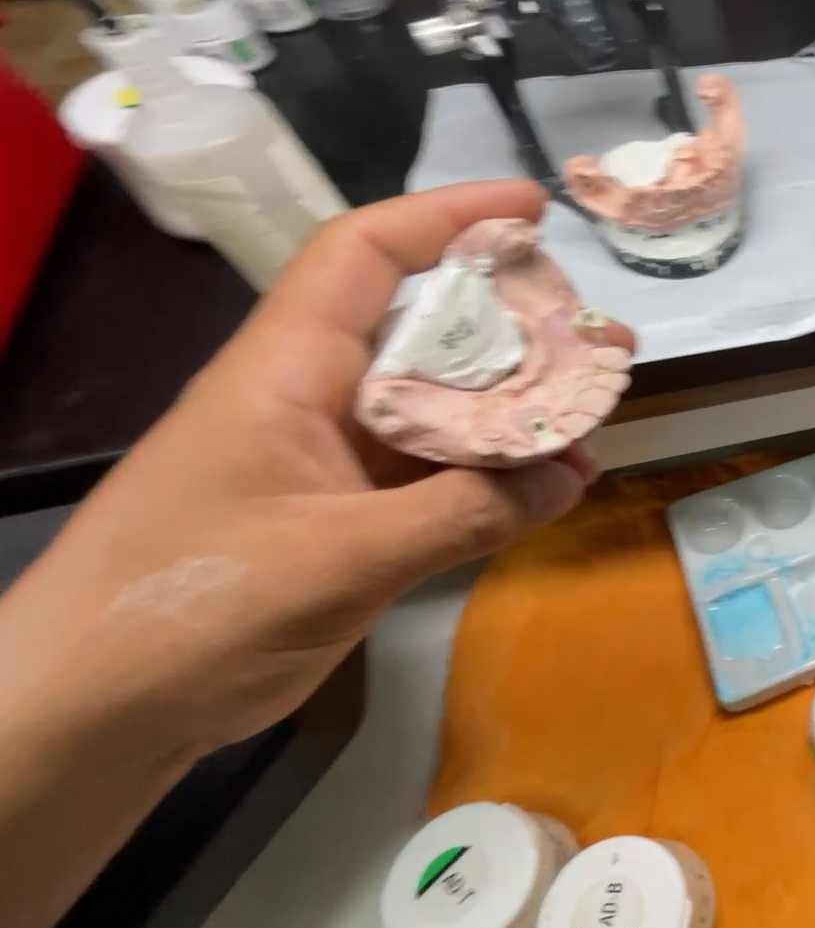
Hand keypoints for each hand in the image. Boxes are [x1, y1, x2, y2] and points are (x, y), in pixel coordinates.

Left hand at [0, 181, 600, 756]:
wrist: (97, 714)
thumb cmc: (184, 613)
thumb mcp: (335, 559)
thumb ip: (463, 513)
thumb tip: (571, 473)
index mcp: (288, 374)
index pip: (365, 258)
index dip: (446, 218)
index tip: (531, 212)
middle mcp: (323, 400)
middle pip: (432, 333)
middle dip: (522, 326)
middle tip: (603, 340)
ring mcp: (345, 460)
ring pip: (452, 407)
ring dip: (528, 408)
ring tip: (600, 412)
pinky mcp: (365, 513)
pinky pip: (453, 474)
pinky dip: (510, 475)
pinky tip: (562, 484)